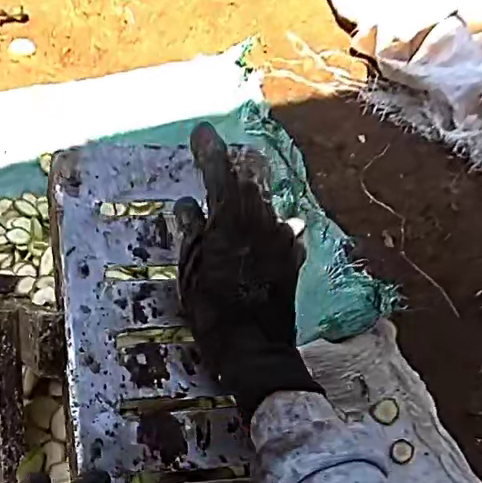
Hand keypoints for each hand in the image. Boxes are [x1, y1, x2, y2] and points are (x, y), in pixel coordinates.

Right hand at [172, 122, 320, 418]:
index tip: (200, 132)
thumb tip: (188, 205)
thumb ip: (191, 235)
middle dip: (234, 169)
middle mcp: (261, 223)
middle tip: (219, 163)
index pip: (221, 173)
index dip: (209, 150)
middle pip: (250, 181)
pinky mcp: (293, 258)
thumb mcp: (190, 277)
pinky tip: (260, 237)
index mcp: (230, 224)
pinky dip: (266, 229)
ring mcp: (282, 239)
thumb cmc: (212, 316)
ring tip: (235, 206)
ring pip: (265, 205)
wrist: (256, 350)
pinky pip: (280, 231)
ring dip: (249, 200)